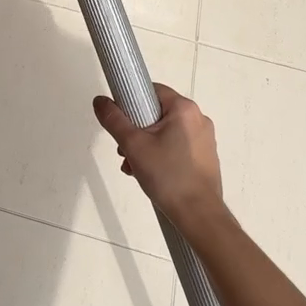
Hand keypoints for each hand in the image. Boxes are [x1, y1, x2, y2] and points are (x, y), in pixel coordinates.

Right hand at [93, 84, 225, 229]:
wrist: (199, 215)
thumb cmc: (167, 175)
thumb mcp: (133, 145)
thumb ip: (114, 120)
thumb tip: (100, 101)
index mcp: (184, 108)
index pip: (151, 90)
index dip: (131, 102)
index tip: (120, 121)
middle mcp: (199, 119)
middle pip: (157, 113)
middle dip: (136, 131)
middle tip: (124, 150)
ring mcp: (205, 139)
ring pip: (165, 132)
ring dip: (145, 146)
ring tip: (134, 167)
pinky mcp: (205, 157)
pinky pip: (176, 147)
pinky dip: (161, 155)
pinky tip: (149, 174)